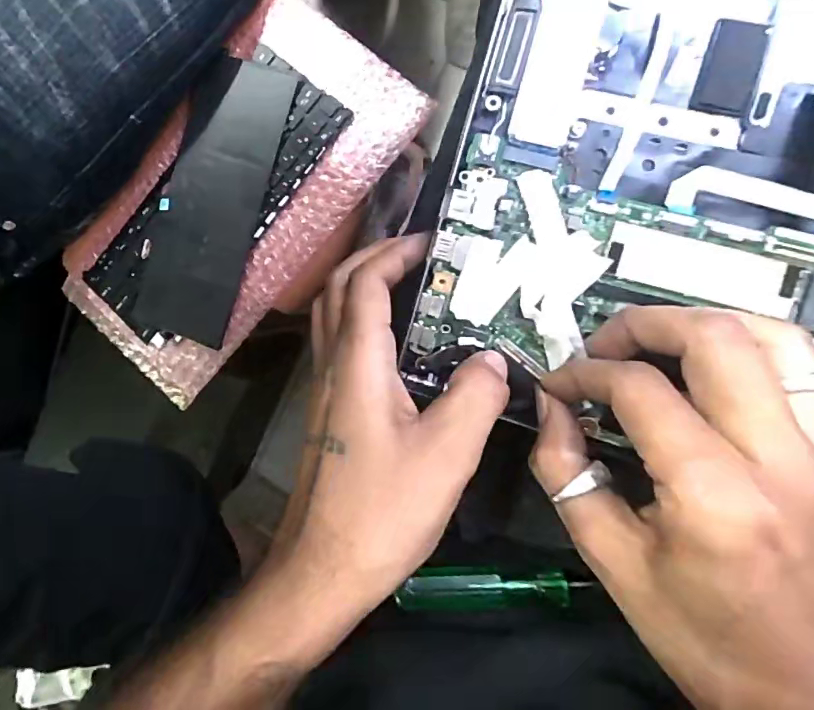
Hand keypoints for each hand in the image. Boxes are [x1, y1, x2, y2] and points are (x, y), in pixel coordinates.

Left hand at [266, 235, 509, 633]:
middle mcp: (332, 363)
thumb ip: (475, 396)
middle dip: (374, 256)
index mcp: (358, 362)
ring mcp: (324, 386)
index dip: (394, 252)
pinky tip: (398, 340)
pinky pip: (340, 339)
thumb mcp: (447, 455)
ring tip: (408, 281)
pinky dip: (363, 316)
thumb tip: (492, 357)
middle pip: (338, 286)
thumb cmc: (382, 511)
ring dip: (364, 283)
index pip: (364, 282)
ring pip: (333, 311)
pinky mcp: (328, 409)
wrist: (321, 570)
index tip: (431, 242)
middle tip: (418, 251)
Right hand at [531, 307, 813, 709]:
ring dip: (706, 324)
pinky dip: (754, 354)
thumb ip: (565, 472)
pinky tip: (722, 378)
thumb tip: (552, 406)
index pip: (640, 388)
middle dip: (644, 324)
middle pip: (712, 337)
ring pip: (773, 336)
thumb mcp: (616, 566)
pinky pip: (807, 373)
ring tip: (667, 345)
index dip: (587, 372)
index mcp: (715, 499)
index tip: (564, 382)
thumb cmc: (711, 646)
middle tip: (610, 347)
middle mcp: (783, 465)